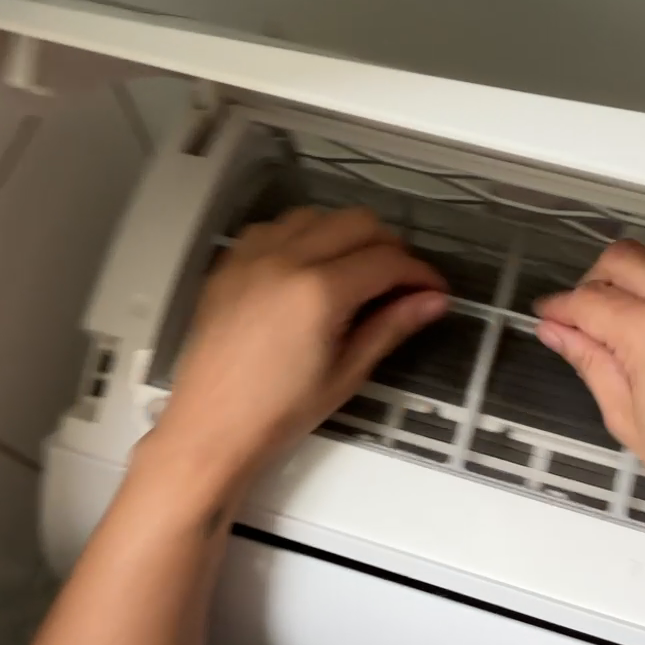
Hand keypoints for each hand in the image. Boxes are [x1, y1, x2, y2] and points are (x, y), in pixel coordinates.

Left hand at [148, 206, 447, 489]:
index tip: (433, 291)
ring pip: (317, 216)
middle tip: (401, 282)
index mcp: (319, 292)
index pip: (387, 261)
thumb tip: (431, 302)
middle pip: (357, 223)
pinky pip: (275, 227)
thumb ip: (390, 327)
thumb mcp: (346, 374)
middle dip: (389, 247)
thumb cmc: (278, 413)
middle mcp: (285, 260)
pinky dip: (302, 236)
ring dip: (346, 235)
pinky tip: (309, 268)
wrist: (211, 428)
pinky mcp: (230, 264)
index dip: (420, 274)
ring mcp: (252, 257)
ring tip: (356, 273)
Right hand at [533, 239, 644, 546]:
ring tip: (620, 317)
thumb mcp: (627, 416)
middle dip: (590, 282)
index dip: (559, 308)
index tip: (549, 317)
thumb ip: (590, 362)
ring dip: (631, 277)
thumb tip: (559, 334)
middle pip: (621, 258)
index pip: (587, 300)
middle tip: (580, 315)